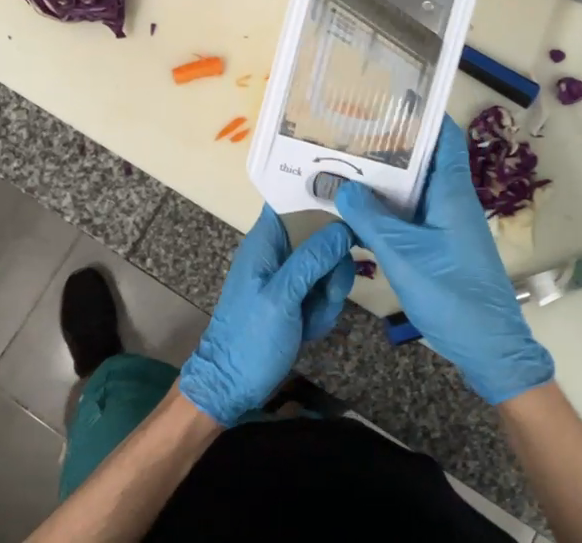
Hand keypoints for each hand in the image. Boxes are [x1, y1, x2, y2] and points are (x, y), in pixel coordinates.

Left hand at [178, 207, 354, 425]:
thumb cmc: (250, 337)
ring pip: (327, 266)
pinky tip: (308, 330)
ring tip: (310, 320)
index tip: (350, 206)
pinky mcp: (295, 298)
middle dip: (332, 266)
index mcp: (265, 240)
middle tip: (330, 292)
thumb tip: (343, 227)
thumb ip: (312, 260)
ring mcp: (287, 276)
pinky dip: (322, 310)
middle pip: (321, 235)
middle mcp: (277, 251)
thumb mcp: (282, 297)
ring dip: (328, 295)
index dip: (319, 195)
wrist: (231, 386)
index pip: (291, 197)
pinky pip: (323, 291)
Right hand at [335, 115, 553, 404]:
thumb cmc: (452, 294)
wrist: (489, 347)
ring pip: (412, 187)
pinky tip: (355, 208)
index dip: (421, 112)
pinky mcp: (438, 244)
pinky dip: (384, 206)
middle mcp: (451, 199)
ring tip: (343, 161)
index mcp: (452, 191)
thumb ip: (370, 218)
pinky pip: (408, 213)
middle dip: (388, 143)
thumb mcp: (403, 254)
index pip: (443, 135)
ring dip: (383, 177)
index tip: (386, 95)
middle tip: (348, 128)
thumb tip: (341, 186)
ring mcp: (445, 223)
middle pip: (422, 158)